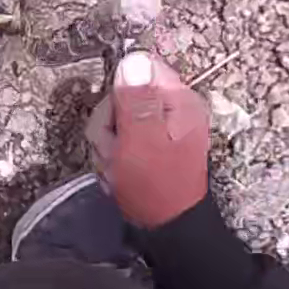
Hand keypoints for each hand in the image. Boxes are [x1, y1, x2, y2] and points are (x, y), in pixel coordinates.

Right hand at [86, 52, 210, 227]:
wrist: (166, 228)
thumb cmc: (156, 186)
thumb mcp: (141, 141)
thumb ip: (136, 100)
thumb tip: (133, 59)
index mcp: (180, 101)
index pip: (141, 70)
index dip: (120, 91)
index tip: (118, 117)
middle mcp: (172, 109)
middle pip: (122, 94)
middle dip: (110, 124)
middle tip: (117, 150)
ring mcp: (159, 127)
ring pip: (114, 118)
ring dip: (108, 144)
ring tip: (118, 166)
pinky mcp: (147, 144)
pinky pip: (118, 137)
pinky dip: (112, 155)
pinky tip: (118, 171)